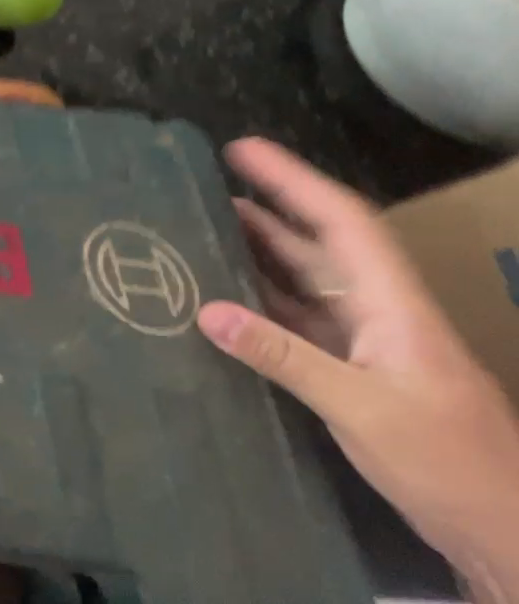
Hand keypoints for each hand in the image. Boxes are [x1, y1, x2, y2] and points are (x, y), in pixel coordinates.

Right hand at [199, 138, 518, 596]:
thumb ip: (284, 357)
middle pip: (317, 244)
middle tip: (197, 184)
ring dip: (254, 250)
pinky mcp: (346, 370)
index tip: (243, 149)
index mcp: (393, 306)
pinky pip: (291, 318)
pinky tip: (213, 294)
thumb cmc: (450, 463)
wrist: (505, 531)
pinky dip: (252, 299)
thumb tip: (206, 310)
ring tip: (194, 225)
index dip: (294, 181)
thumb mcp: (365, 409)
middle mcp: (376, 312)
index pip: (343, 224)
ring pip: (302, 279)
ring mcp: (362, 342)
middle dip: (264, 206)